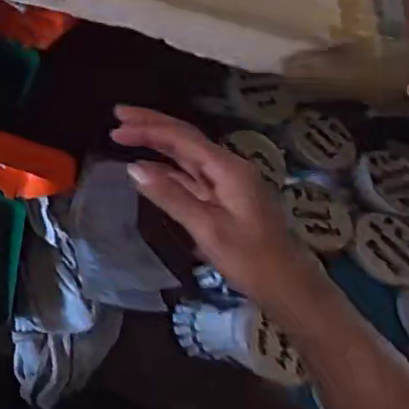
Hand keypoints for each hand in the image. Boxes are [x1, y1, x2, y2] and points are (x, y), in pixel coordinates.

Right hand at [113, 106, 335, 320]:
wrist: (294, 293)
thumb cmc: (253, 260)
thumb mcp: (208, 229)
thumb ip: (170, 196)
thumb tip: (132, 168)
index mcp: (229, 170)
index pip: (182, 138)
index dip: (147, 129)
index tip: (115, 127)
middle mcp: (229, 170)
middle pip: (185, 138)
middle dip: (151, 124)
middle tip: (118, 114)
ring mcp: (227, 184)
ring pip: (186, 153)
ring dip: (156, 142)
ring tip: (125, 134)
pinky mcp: (223, 199)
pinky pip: (188, 173)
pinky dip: (164, 166)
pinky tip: (146, 167)